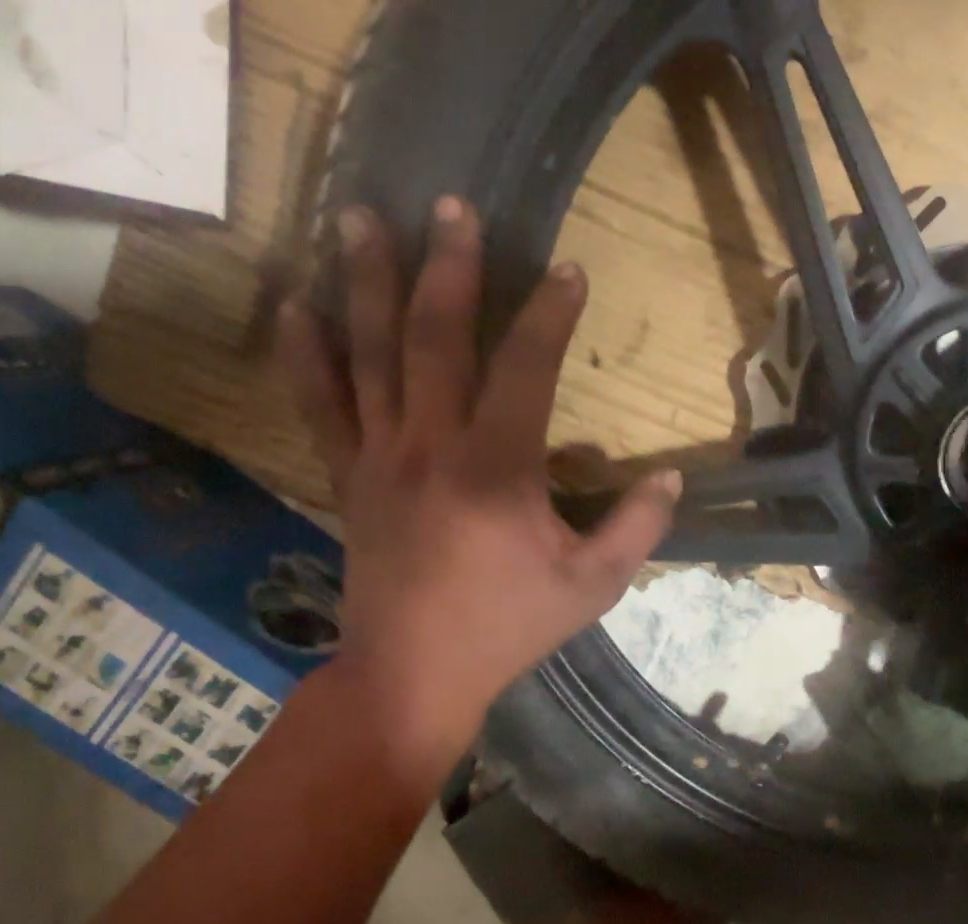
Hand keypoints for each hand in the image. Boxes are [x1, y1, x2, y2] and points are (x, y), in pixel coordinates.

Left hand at [275, 197, 678, 736]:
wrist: (412, 674)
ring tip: (357, 216)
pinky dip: (307, 353)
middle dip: (448, 267)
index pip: (527, 369)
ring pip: (369, 354)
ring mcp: (380, 457)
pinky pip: (321, 403)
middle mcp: (431, 446)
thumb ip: (638, 527)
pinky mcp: (350, 475)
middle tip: (451, 205)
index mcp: (496, 470)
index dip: (550, 315)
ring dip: (366, 282)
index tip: (568, 271)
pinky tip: (296, 304)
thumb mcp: (595, 585)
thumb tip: (671, 478)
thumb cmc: (508, 627)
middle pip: (434, 338)